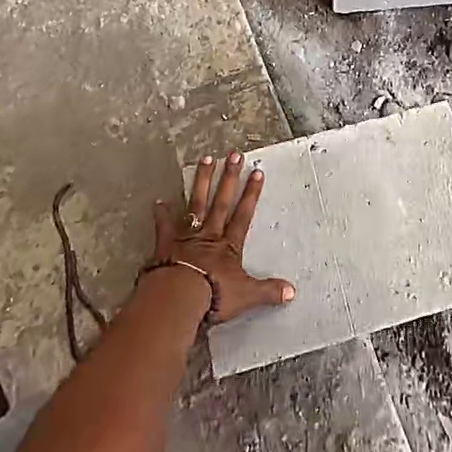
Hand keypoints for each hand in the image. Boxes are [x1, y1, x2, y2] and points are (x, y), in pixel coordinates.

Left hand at [151, 152, 295, 323]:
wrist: (179, 297)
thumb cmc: (214, 295)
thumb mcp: (246, 295)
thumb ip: (268, 291)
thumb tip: (292, 292)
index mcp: (229, 245)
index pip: (244, 214)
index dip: (251, 193)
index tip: (257, 173)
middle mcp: (210, 234)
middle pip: (222, 200)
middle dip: (230, 177)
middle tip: (234, 155)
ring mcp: (188, 235)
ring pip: (197, 203)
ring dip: (202, 181)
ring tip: (206, 160)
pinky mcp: (167, 242)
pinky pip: (164, 225)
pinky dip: (162, 213)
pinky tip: (159, 201)